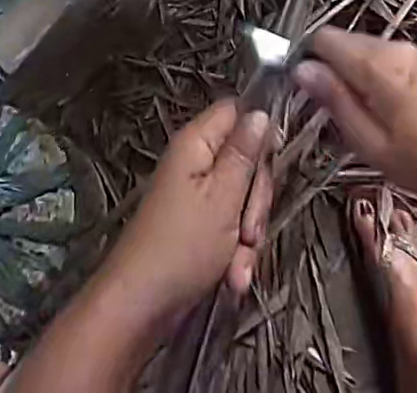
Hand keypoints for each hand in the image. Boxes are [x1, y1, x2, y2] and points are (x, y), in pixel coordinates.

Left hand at [95, 100, 274, 331]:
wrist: (140, 306)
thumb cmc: (182, 245)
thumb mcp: (223, 197)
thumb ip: (244, 153)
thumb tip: (260, 113)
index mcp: (196, 143)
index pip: (235, 110)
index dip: (260, 129)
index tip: (275, 158)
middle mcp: (196, 162)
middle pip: (245, 159)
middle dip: (255, 199)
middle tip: (250, 229)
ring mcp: (196, 195)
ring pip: (242, 199)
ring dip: (247, 234)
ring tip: (238, 262)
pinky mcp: (198, 225)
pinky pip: (229, 227)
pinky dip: (235, 253)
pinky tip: (232, 277)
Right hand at [293, 26, 416, 206]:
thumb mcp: (367, 141)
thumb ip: (333, 99)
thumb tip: (302, 70)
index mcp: (379, 67)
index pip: (324, 39)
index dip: (309, 59)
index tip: (307, 87)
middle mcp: (394, 49)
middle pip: (341, 40)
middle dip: (330, 67)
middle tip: (334, 108)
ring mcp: (409, 51)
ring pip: (359, 46)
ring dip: (350, 70)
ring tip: (360, 110)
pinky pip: (379, 53)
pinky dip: (369, 71)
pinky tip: (379, 104)